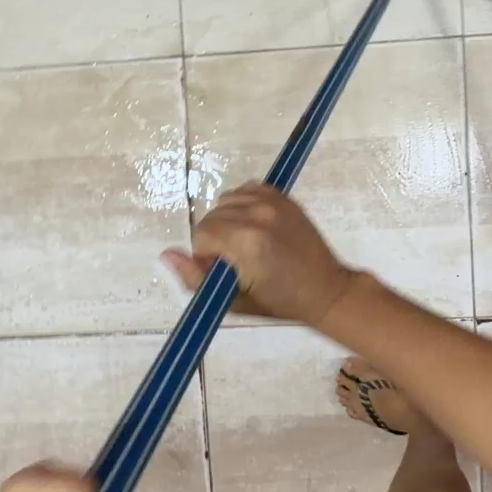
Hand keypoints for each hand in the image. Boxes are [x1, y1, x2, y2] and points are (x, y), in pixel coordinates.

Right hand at [161, 183, 356, 327]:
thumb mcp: (234, 300)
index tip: (225, 271)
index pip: (202, 235)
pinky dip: (242, 206)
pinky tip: (254, 226)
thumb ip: (196, 278)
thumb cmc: (279, 301)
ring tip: (246, 244)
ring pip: (226, 202)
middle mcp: (258, 214)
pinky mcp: (282, 196)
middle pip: (211, 217)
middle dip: (215, 239)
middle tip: (237, 262)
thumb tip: (167, 254)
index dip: (206, 256)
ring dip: (227, 221)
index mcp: (246, 241)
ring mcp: (272, 201)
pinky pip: (245, 190)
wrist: (325, 289)